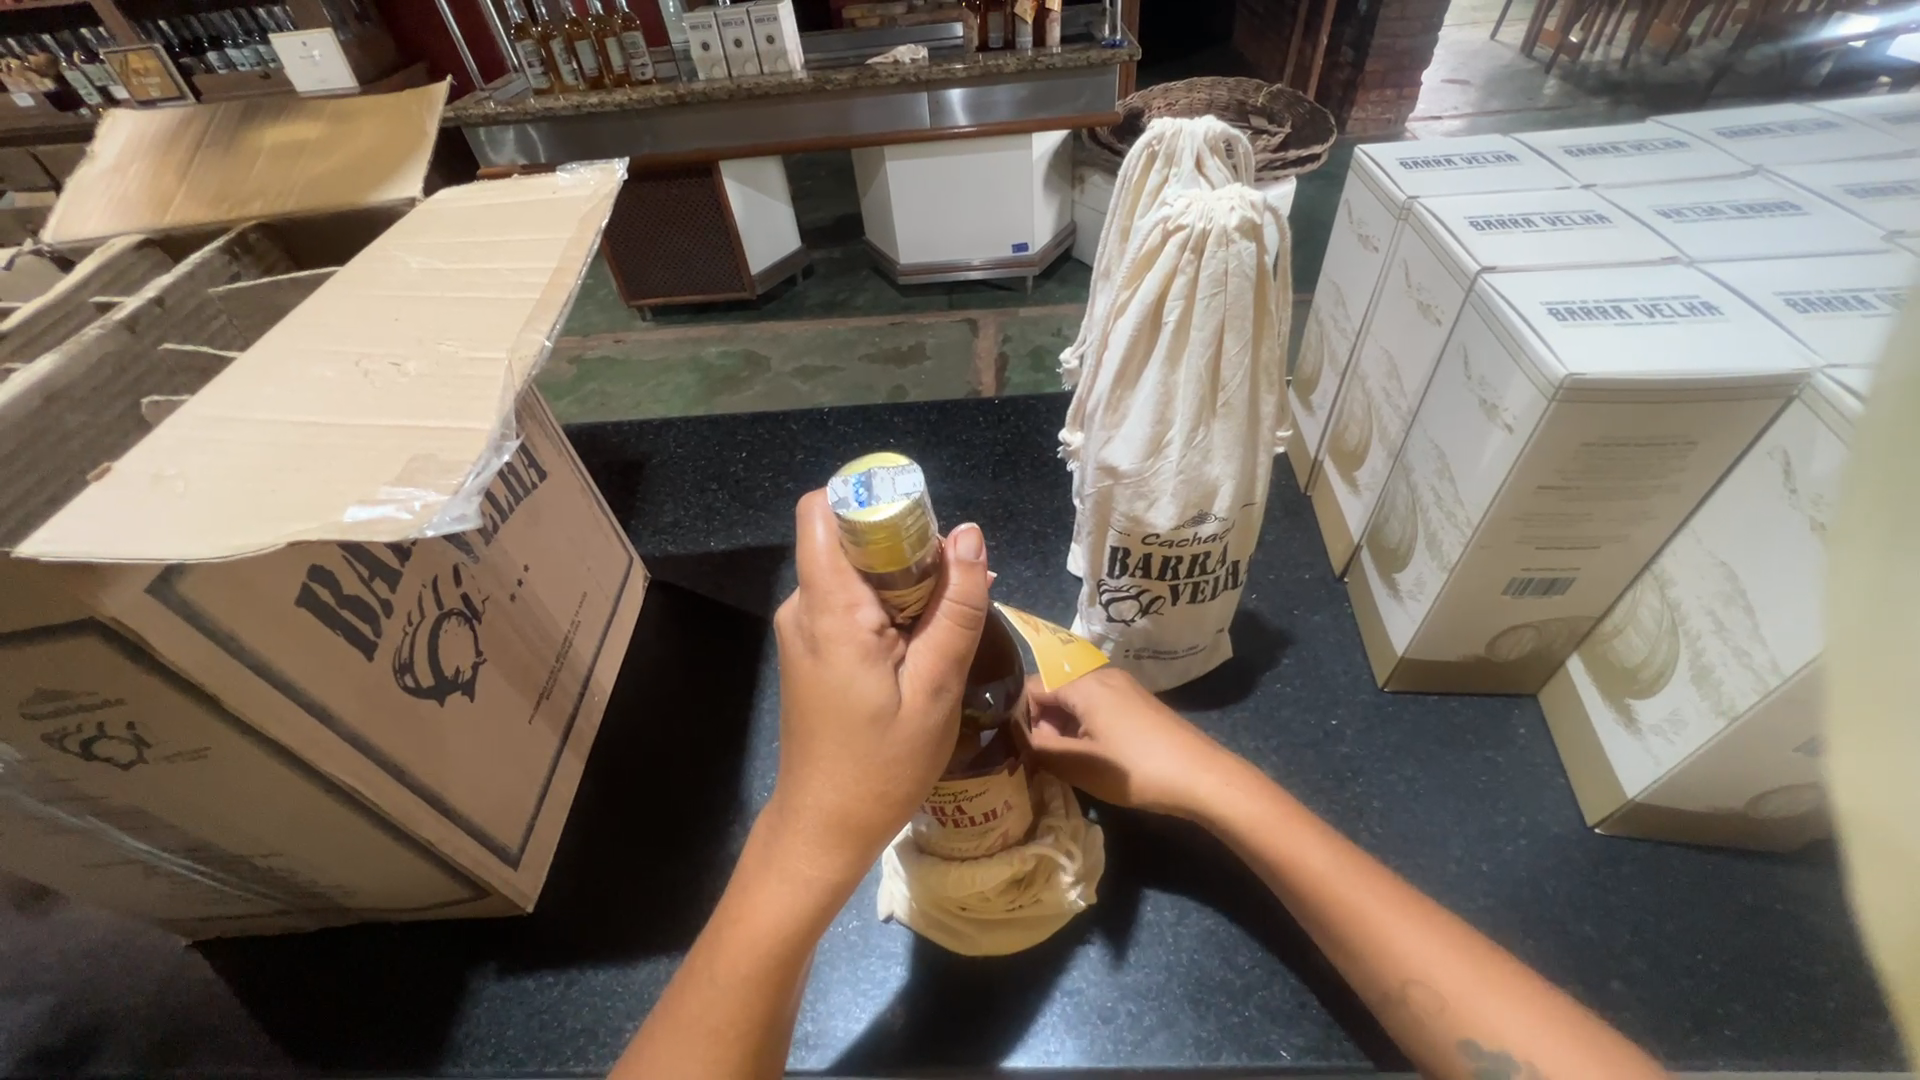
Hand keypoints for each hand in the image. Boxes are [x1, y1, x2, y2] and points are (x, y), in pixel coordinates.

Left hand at [766, 490, 991, 889]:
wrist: (824, 826)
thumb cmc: (882, 765)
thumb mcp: (935, 688)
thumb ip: (955, 608)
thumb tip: (969, 534)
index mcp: (829, 609)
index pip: (824, 509)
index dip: (874, 501)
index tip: (927, 529)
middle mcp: (804, 605)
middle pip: (848, 537)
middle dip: (906, 547)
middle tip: (958, 590)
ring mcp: (804, 626)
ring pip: (855, 570)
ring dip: (905, 582)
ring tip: (950, 622)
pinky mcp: (812, 645)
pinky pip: (851, 601)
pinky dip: (890, 607)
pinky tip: (925, 643)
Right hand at [1028, 667, 1252, 819]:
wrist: (1202, 776)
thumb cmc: (1135, 769)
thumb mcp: (1079, 764)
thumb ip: (1041, 748)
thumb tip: (1018, 737)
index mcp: (1083, 683)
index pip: (1032, 687)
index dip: (1020, 718)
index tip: (1022, 749)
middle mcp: (1101, 675)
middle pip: (1055, 691)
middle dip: (1044, 724)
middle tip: (1047, 761)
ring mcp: (1123, 687)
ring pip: (1076, 700)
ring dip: (1066, 728)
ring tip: (1069, 762)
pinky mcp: (1137, 701)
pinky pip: (1097, 706)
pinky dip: (1087, 727)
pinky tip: (1095, 756)